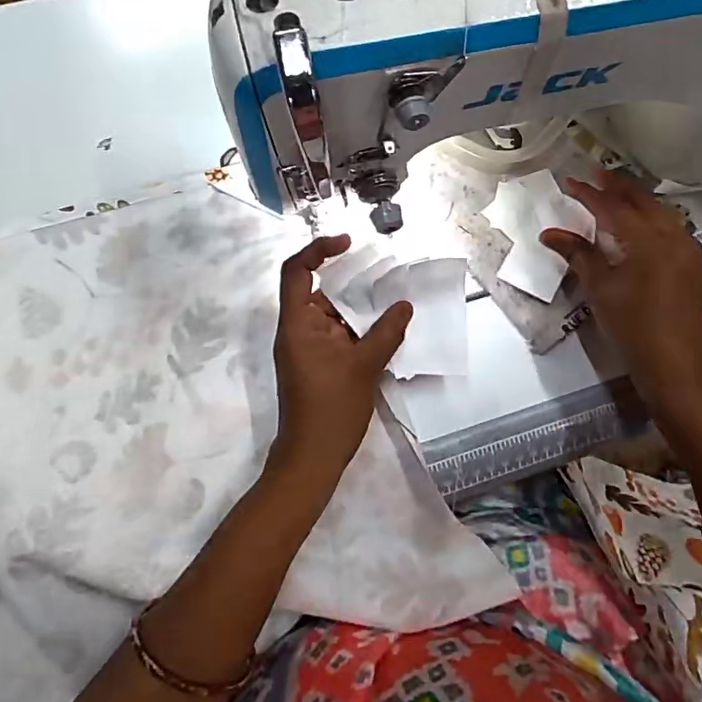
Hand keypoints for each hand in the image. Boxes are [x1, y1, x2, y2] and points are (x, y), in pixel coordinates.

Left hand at [269, 236, 411, 481]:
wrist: (311, 458)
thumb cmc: (332, 409)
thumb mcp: (365, 366)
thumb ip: (386, 332)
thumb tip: (404, 305)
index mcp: (297, 324)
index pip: (297, 271)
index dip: (318, 249)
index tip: (348, 243)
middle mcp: (297, 330)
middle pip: (318, 291)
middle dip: (350, 281)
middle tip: (385, 274)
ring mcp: (305, 348)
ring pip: (330, 314)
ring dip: (357, 307)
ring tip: (391, 298)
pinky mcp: (316, 363)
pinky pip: (335, 334)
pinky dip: (355, 328)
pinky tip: (384, 328)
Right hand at [540, 169, 701, 382]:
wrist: (675, 364)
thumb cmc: (633, 326)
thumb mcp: (600, 288)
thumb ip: (578, 254)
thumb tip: (551, 233)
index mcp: (649, 240)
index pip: (614, 208)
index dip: (589, 194)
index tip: (569, 182)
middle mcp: (674, 237)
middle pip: (643, 203)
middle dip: (618, 188)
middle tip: (595, 175)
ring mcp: (688, 251)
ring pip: (660, 214)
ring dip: (635, 202)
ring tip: (613, 195)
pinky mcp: (692, 266)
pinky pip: (670, 229)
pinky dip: (649, 220)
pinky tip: (637, 225)